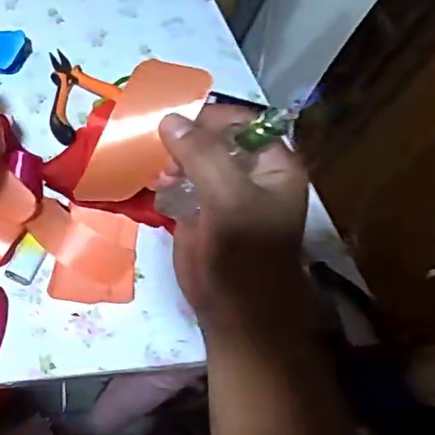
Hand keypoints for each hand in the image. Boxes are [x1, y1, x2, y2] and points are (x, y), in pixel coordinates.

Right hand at [158, 105, 309, 334]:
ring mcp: (225, 194)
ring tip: (164, 178)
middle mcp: (252, 174)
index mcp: (274, 166)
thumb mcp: (229, 199)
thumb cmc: (245, 256)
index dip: (213, 119)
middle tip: (167, 157)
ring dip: (175, 162)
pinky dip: (168, 182)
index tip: (179, 124)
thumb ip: (202, 156)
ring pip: (195, 160)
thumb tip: (170, 119)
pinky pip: (182, 184)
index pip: (245, 123)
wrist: (236, 316)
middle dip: (188, 141)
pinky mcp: (201, 213)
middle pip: (216, 138)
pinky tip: (160, 191)